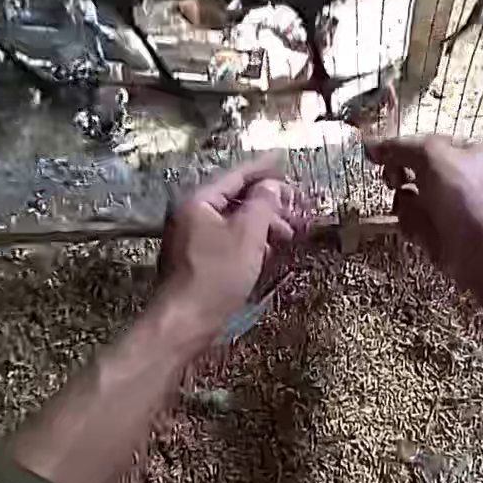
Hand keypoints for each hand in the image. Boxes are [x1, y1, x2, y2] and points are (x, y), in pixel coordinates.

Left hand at [155, 158, 298, 338]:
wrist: (186, 320)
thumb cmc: (216, 275)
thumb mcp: (248, 235)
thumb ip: (263, 204)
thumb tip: (271, 187)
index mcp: (198, 201)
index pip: (236, 176)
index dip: (263, 169)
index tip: (284, 162)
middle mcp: (191, 215)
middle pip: (235, 200)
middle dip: (268, 204)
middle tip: (296, 210)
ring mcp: (192, 240)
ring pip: (233, 223)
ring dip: (262, 226)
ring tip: (288, 235)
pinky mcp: (198, 262)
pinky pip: (228, 243)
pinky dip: (249, 244)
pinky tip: (266, 254)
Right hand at [367, 136, 482, 283]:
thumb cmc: (465, 197)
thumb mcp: (433, 157)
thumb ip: (402, 148)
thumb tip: (373, 147)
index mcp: (467, 151)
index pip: (424, 144)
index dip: (400, 149)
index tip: (378, 157)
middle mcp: (459, 177)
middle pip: (413, 172)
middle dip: (400, 178)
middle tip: (394, 182)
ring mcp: (449, 206)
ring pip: (410, 199)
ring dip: (405, 206)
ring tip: (416, 214)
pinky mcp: (440, 232)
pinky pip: (414, 223)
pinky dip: (412, 226)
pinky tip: (420, 232)